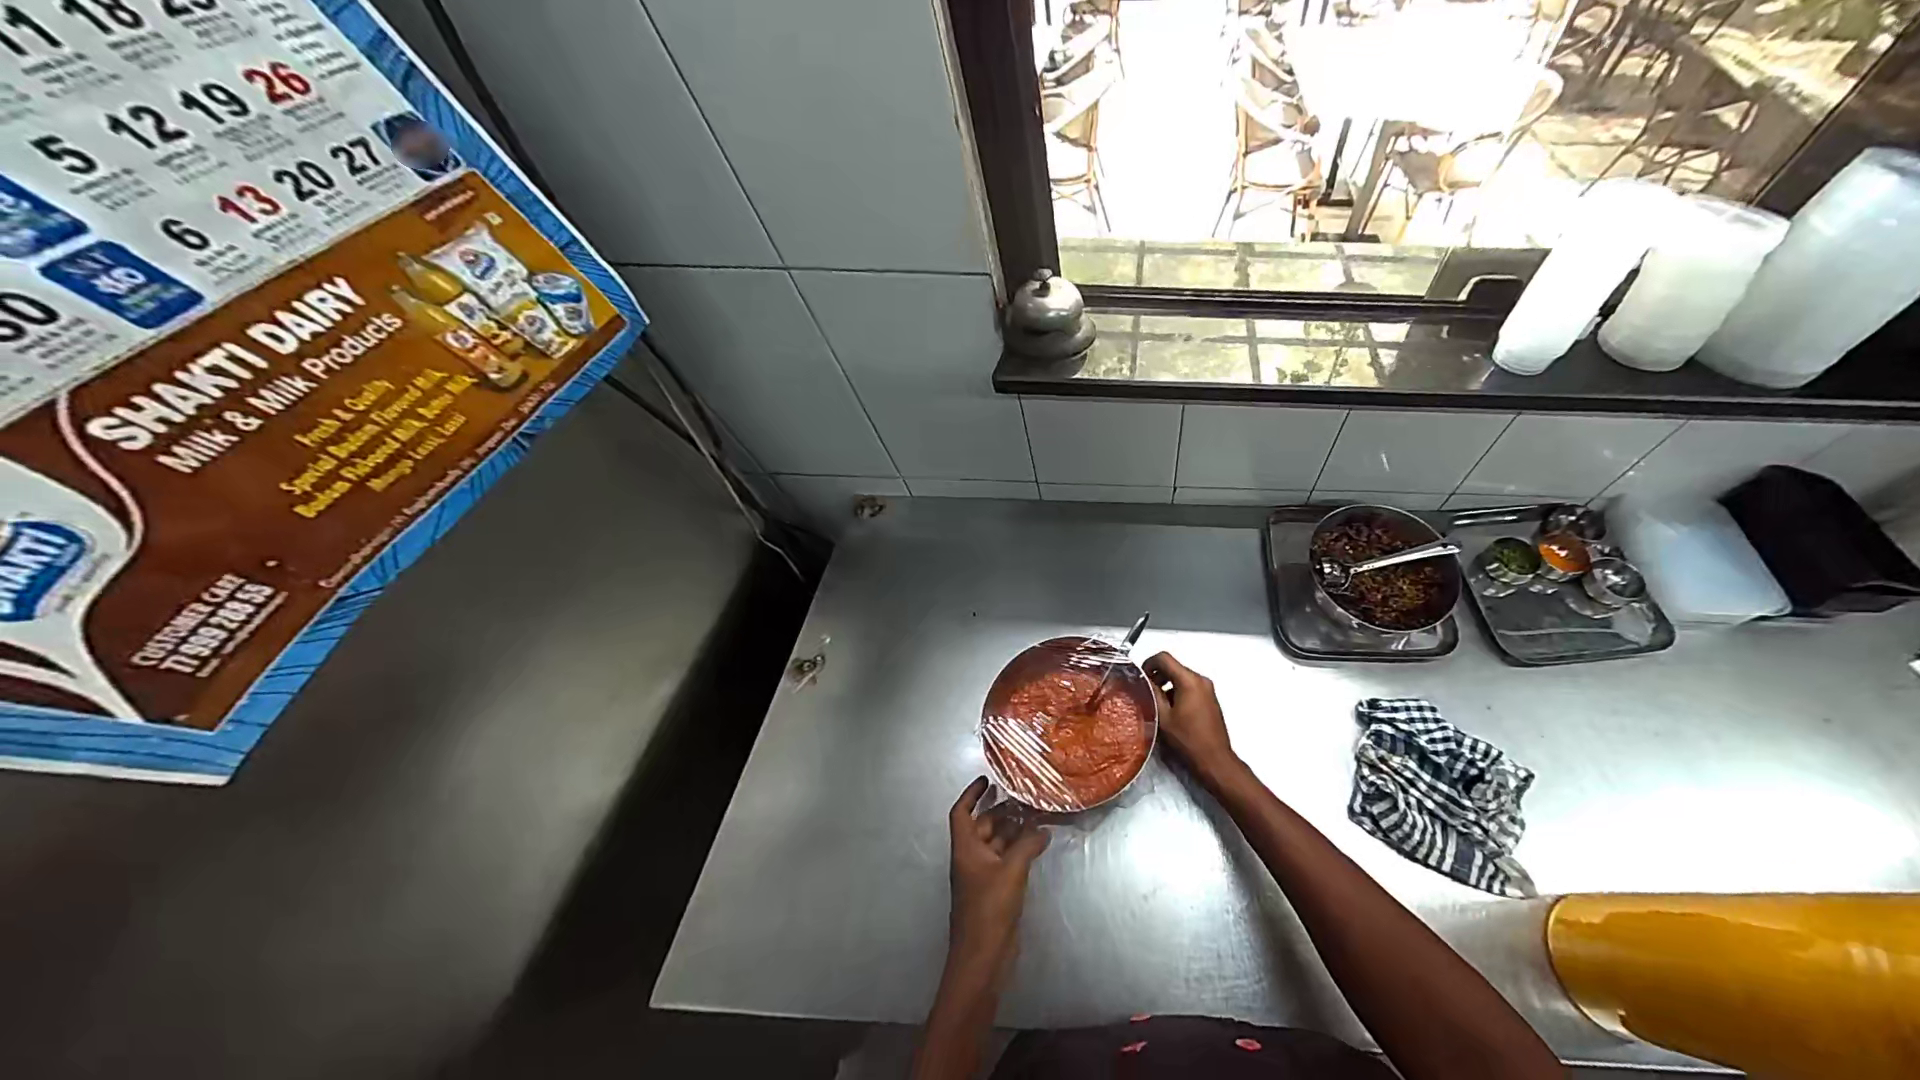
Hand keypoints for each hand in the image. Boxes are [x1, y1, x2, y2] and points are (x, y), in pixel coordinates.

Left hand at [946, 777, 1049, 965]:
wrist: (983, 956)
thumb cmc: (989, 909)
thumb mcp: (1011, 872)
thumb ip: (1026, 846)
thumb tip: (1041, 829)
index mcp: (965, 848)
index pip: (961, 812)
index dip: (972, 794)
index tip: (987, 780)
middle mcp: (971, 858)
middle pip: (983, 826)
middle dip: (1002, 811)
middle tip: (1025, 799)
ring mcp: (982, 875)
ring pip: (997, 844)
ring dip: (1014, 831)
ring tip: (1036, 817)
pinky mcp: (995, 891)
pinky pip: (1006, 861)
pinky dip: (1019, 851)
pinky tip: (1037, 845)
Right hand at [1144, 651, 1241, 783]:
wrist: (1214, 759)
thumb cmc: (1187, 739)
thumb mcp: (1162, 716)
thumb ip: (1152, 693)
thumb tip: (1144, 680)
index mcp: (1189, 681)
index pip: (1164, 658)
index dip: (1148, 663)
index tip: (1140, 676)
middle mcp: (1201, 680)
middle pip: (1173, 666)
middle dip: (1157, 675)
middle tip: (1146, 690)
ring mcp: (1208, 689)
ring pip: (1181, 676)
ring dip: (1166, 684)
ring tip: (1156, 702)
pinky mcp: (1210, 699)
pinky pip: (1190, 686)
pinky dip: (1177, 691)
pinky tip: (1171, 709)